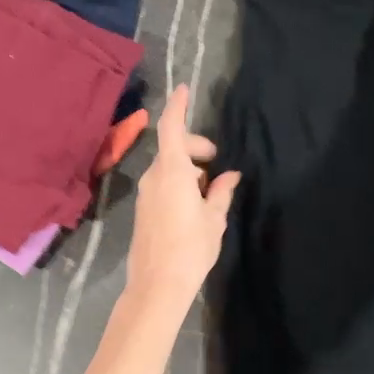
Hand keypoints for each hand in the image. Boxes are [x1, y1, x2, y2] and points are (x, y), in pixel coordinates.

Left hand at [127, 84, 239, 302]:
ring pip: (167, 168)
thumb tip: (230, 176)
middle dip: (195, 148)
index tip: (185, 89)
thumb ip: (221, 192)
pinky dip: (179, 184)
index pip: (172, 128)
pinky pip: (162, 185)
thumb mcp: (214, 219)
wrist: (158, 284)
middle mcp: (154, 177)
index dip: (178, 106)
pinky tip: (195, 205)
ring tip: (209, 191)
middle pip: (172, 148)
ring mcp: (146, 194)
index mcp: (172, 172)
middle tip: (216, 163)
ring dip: (188, 169)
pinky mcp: (143, 210)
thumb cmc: (191, 248)